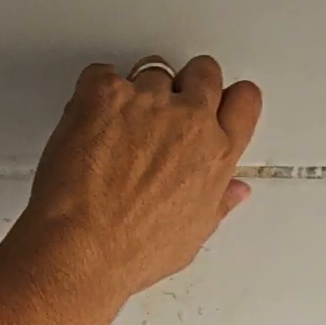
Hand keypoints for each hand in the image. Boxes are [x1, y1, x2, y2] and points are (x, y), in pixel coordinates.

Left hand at [16, 55, 261, 303]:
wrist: (81, 248)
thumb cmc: (132, 252)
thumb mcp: (190, 237)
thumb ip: (217, 203)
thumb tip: (234, 191)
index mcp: (217, 155)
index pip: (244, 100)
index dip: (225, 100)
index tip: (210, 107)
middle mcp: (189, 120)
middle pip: (203, 72)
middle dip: (185, 86)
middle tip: (160, 116)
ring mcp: (148, 101)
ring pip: (152, 71)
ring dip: (137, 94)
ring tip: (114, 133)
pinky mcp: (105, 93)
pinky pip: (103, 73)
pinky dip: (95, 93)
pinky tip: (88, 127)